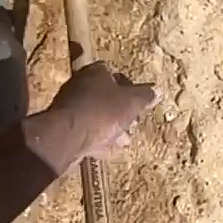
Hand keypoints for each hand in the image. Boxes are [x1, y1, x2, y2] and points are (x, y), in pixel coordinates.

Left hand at [24, 62, 157, 174]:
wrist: (67, 136)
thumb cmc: (102, 112)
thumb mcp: (130, 102)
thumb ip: (144, 96)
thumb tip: (157, 90)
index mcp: (95, 72)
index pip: (115, 73)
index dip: (128, 88)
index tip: (138, 102)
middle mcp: (80, 84)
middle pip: (106, 96)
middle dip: (121, 111)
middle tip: (133, 123)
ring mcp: (71, 106)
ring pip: (97, 115)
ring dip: (112, 127)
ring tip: (124, 140)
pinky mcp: (65, 127)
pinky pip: (87, 130)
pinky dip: (99, 138)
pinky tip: (109, 150)